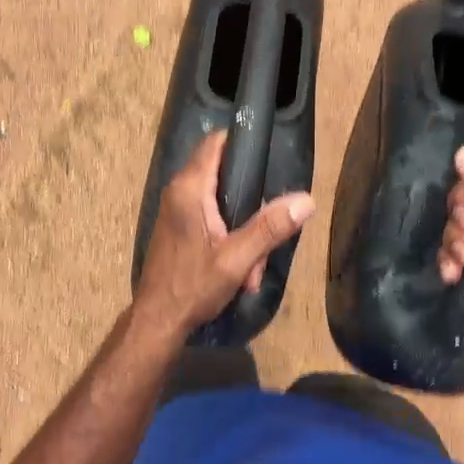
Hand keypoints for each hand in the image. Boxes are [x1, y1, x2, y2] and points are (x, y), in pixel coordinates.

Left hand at [133, 130, 314, 336]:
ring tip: (252, 266)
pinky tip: (240, 269)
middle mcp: (179, 192)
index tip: (269, 157)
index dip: (243, 142)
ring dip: (243, 230)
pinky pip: (211, 218)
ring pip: (221, 202)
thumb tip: (306, 200)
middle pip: (224, 175)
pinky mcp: (179, 228)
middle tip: (266, 236)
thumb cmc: (192, 287)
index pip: (216, 143)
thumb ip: (269, 228)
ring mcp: (176, 211)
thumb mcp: (237, 259)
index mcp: (189, 189)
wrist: (157, 321)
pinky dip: (229, 238)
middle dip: (251, 203)